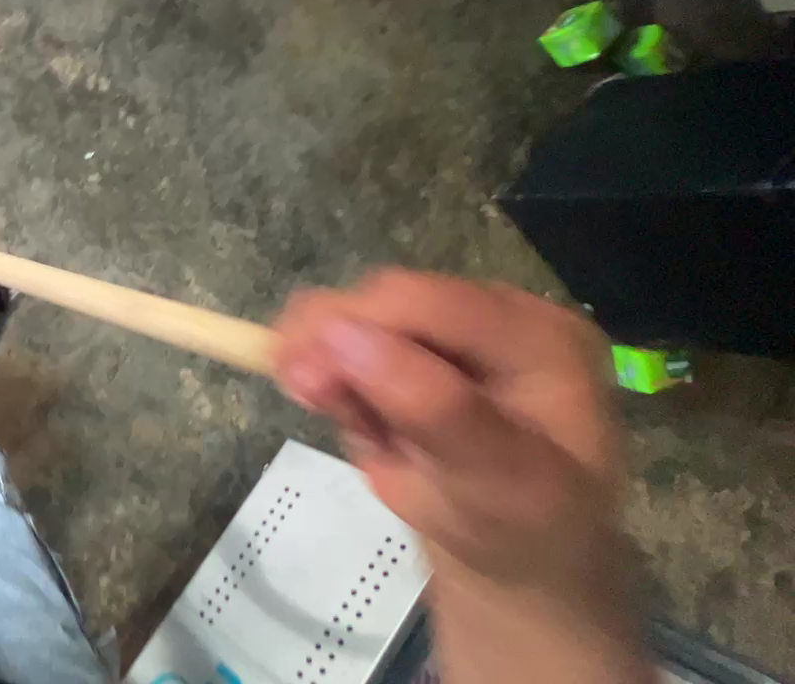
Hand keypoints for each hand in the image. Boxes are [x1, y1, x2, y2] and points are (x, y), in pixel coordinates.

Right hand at [272, 269, 624, 600]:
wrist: (506, 542)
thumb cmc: (519, 524)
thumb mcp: (493, 482)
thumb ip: (430, 408)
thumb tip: (341, 335)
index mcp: (536, 335)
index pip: (425, 302)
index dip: (352, 327)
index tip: (304, 386)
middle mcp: (488, 309)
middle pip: (376, 298)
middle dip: (328, 346)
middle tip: (309, 403)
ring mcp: (440, 317)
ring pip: (341, 306)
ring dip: (317, 357)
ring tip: (334, 412)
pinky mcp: (397, 329)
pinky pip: (329, 324)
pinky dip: (315, 361)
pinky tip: (337, 400)